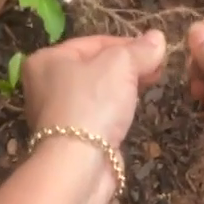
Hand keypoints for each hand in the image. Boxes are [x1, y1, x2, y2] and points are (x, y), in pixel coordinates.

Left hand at [22, 31, 166, 146]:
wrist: (78, 165)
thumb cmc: (92, 104)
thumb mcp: (120, 64)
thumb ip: (140, 50)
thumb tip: (158, 38)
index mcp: (47, 61)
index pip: (93, 43)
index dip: (127, 43)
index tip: (154, 50)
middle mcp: (45, 87)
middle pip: (94, 68)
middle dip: (127, 68)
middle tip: (156, 70)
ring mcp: (56, 116)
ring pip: (96, 94)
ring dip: (122, 90)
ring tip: (149, 87)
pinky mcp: (70, 141)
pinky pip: (96, 117)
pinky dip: (113, 113)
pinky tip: (131, 113)